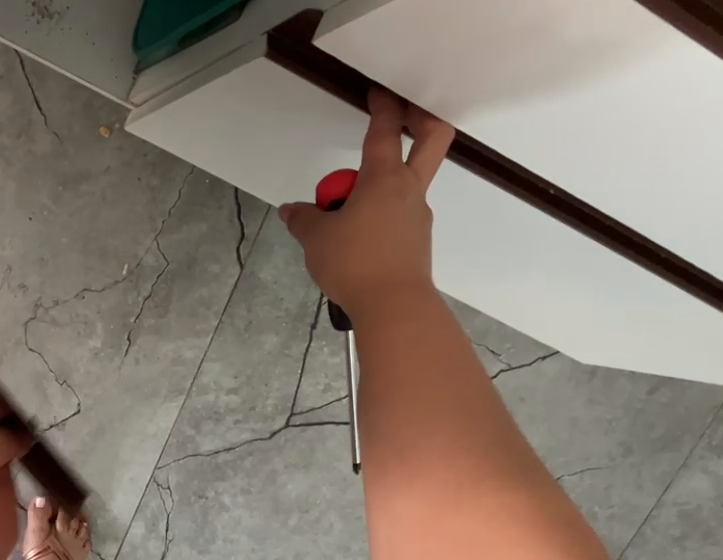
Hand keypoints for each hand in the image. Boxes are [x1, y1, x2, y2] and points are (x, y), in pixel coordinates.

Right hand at [277, 88, 454, 319]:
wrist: (392, 304)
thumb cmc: (353, 263)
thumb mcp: (316, 240)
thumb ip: (304, 219)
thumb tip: (291, 209)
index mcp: (383, 179)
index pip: (384, 131)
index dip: (382, 106)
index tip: (378, 91)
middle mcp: (407, 189)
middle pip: (431, 138)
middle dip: (418, 119)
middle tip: (399, 116)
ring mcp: (416, 215)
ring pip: (405, 183)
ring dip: (379, 185)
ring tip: (341, 216)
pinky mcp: (415, 240)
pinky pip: (397, 215)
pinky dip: (376, 216)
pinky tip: (352, 240)